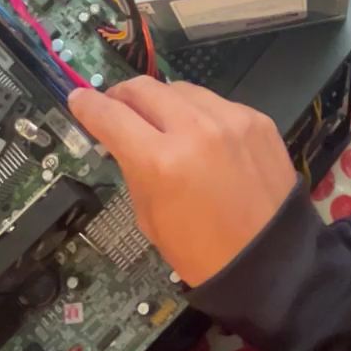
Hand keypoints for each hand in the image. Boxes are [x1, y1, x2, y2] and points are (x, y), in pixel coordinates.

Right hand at [68, 77, 295, 285]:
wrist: (271, 261)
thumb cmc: (202, 251)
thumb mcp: (150, 217)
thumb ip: (134, 168)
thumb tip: (123, 138)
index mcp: (160, 162)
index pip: (111, 116)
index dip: (88, 105)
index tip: (79, 99)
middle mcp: (195, 129)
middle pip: (144, 89)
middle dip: (122, 95)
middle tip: (117, 108)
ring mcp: (231, 119)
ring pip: (181, 89)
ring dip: (163, 101)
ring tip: (161, 121)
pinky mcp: (257, 120)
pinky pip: (216, 103)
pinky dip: (201, 114)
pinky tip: (203, 136)